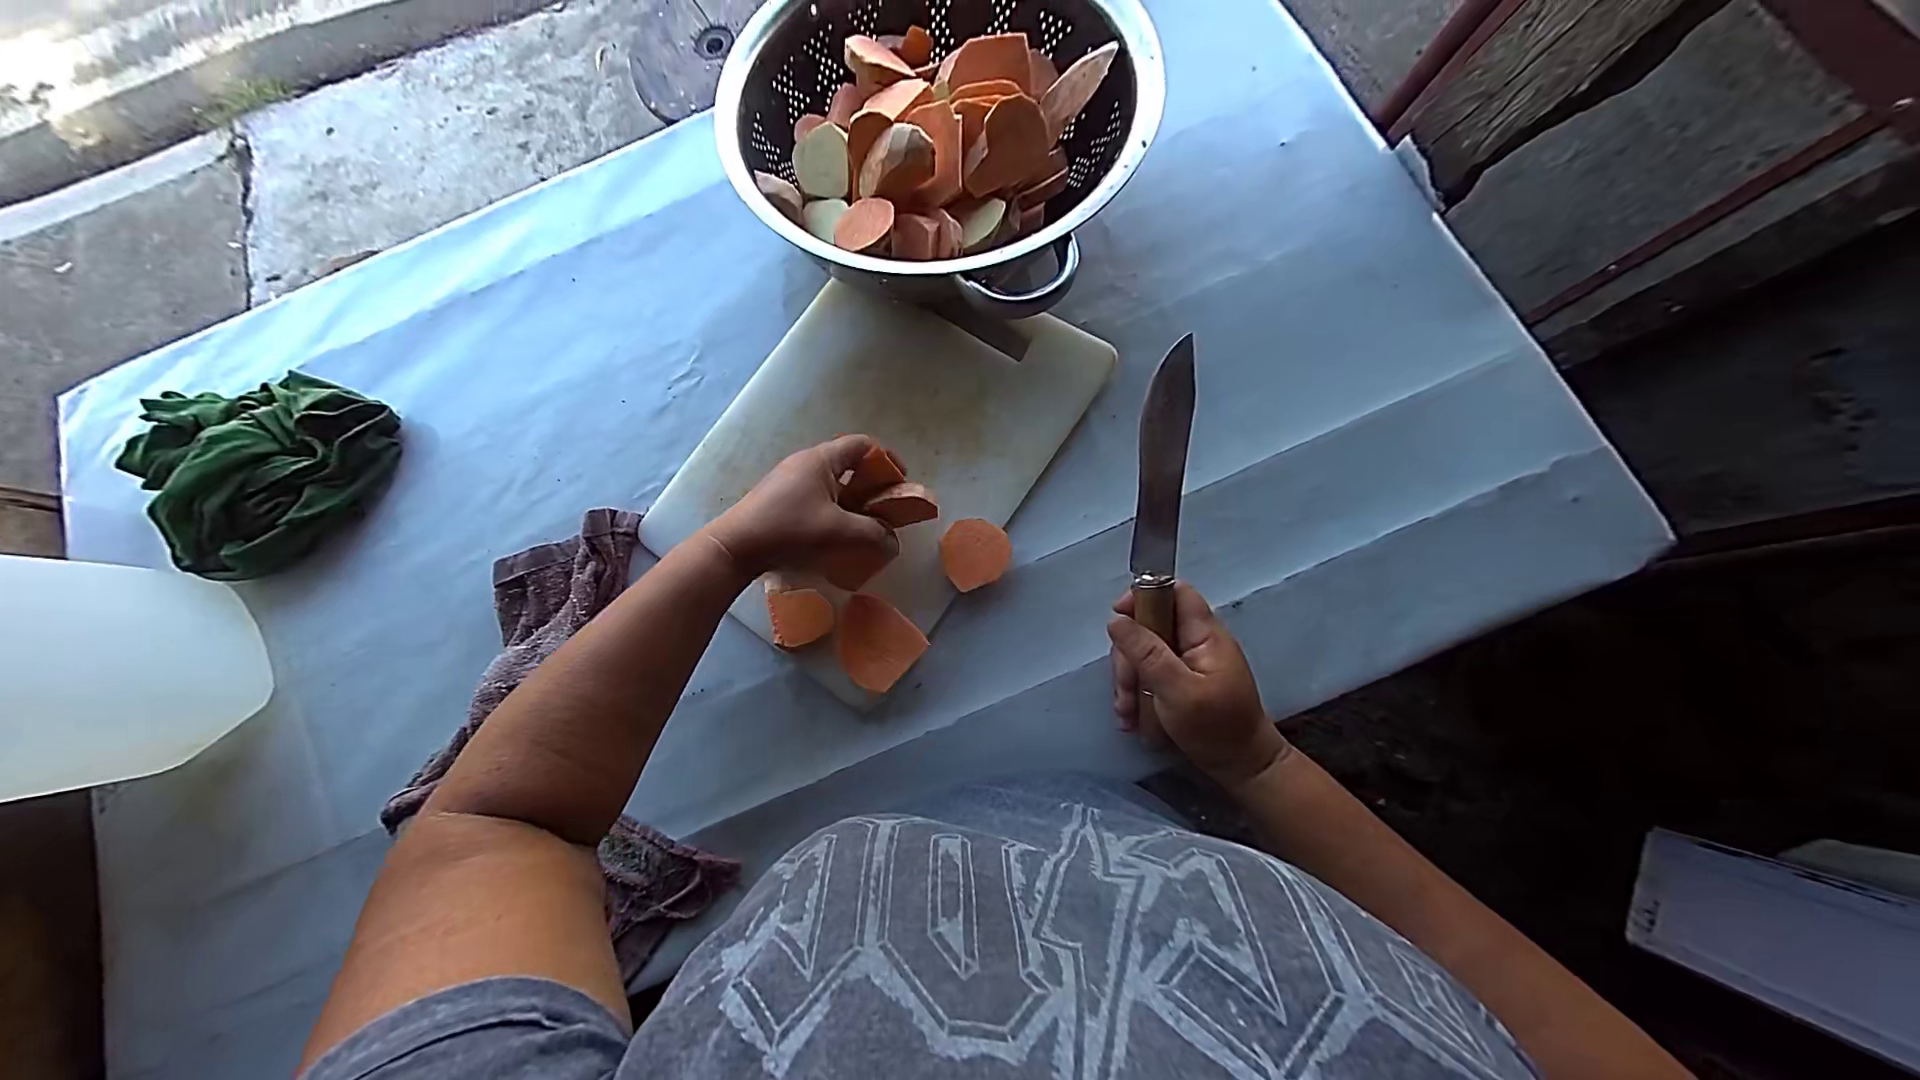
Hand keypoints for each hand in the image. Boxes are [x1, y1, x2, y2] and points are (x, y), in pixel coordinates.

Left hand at [701, 435, 899, 579]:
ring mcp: (791, 481)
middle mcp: (806, 464)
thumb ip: (872, 533)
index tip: (901, 482)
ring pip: (834, 483)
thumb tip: (892, 541)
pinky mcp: (781, 500)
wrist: (734, 548)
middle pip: (850, 464)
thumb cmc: (788, 530)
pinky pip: (819, 497)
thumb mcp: (837, 532)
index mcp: (821, 460)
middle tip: (887, 508)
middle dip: (873, 485)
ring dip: (854, 501)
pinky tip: (838, 534)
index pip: (863, 445)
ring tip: (866, 525)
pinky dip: (836, 510)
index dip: (887, 460)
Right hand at [1108, 583, 1290, 789]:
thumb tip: (1116, 620)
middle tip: (1126, 687)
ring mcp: (1186, 662)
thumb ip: (1147, 652)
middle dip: (1129, 655)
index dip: (1144, 595)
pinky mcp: (1178, 681)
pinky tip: (1131, 715)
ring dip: (1128, 679)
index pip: (1174, 592)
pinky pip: (1147, 673)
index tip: (1118, 617)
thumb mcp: (1177, 690)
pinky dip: (1136, 692)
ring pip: (1143, 652)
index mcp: (1204, 634)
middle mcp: (1195, 641)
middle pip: (1149, 625)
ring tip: (1127, 710)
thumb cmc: (1216, 728)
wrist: (1241, 767)